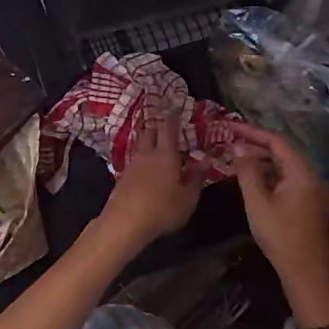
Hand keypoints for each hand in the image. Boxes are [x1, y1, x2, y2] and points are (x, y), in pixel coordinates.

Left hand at [96, 107, 201, 248]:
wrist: (124, 223)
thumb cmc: (162, 209)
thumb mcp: (188, 197)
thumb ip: (196, 177)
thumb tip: (206, 160)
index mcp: (166, 153)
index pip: (169, 126)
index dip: (173, 114)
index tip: (177, 106)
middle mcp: (147, 153)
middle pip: (151, 130)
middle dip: (159, 125)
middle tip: (169, 126)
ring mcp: (132, 164)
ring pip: (141, 143)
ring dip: (150, 140)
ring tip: (159, 145)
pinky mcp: (123, 176)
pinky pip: (135, 158)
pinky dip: (143, 156)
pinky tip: (148, 167)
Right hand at [228, 122, 328, 318]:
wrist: (306, 272)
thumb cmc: (280, 236)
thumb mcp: (257, 202)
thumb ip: (247, 171)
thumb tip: (238, 147)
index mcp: (303, 172)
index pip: (277, 141)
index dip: (251, 132)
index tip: (229, 127)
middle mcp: (312, 176)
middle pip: (283, 152)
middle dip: (256, 146)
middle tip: (229, 142)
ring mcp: (313, 190)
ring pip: (285, 167)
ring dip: (262, 162)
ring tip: (236, 160)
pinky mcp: (310, 203)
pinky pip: (288, 180)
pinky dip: (270, 176)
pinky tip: (252, 180)